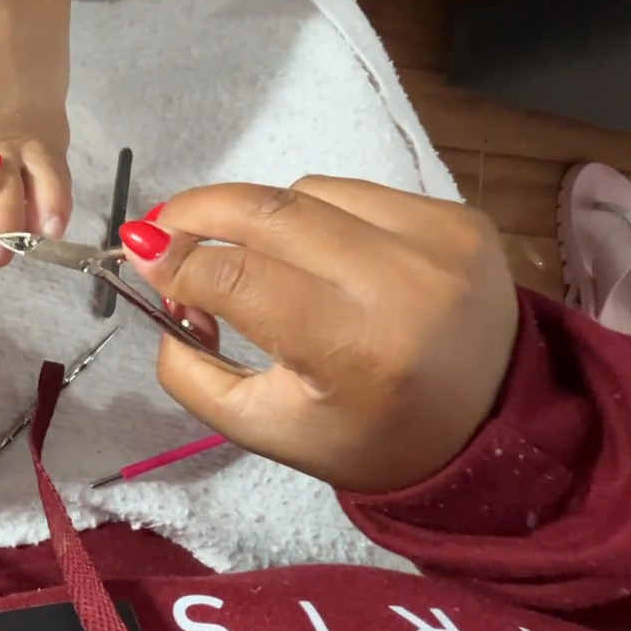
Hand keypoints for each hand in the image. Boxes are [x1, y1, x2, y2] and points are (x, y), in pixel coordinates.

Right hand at [117, 178, 519, 492]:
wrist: (494, 428)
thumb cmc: (364, 436)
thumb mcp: (260, 427)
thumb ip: (187, 366)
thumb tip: (160, 280)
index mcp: (355, 349)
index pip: (240, 277)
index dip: (176, 259)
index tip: (136, 252)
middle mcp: (403, 282)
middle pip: (267, 212)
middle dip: (195, 211)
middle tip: (158, 227)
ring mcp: (439, 239)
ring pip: (303, 194)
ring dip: (254, 217)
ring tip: (248, 256)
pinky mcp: (457, 218)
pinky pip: (348, 193)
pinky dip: (309, 216)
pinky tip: (315, 254)